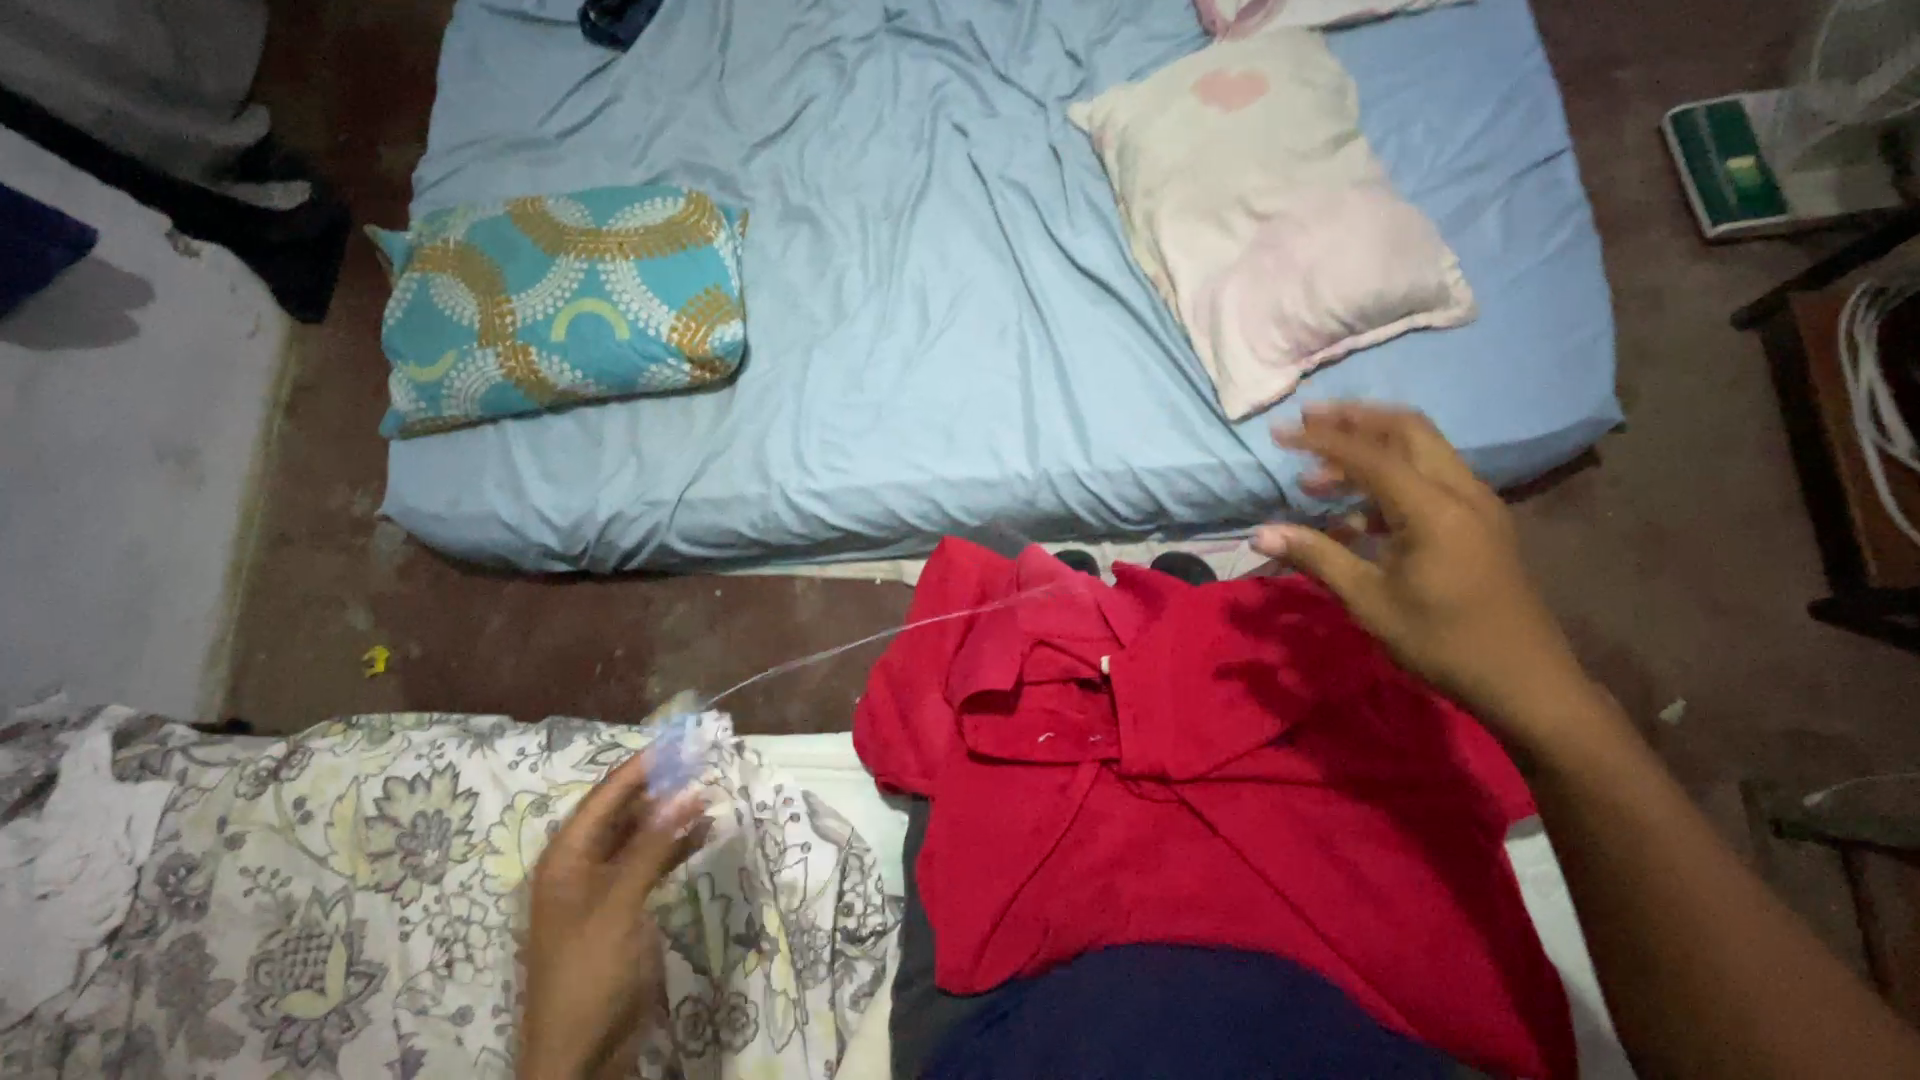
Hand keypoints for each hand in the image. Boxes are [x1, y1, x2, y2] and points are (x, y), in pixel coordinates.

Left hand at [518, 752, 710, 1079]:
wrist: (582, 1054)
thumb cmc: (589, 973)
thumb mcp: (619, 904)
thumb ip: (653, 846)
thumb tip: (688, 790)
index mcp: (565, 858)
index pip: (606, 797)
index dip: (643, 767)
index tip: (683, 740)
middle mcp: (582, 866)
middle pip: (623, 813)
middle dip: (661, 788)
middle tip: (705, 762)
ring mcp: (604, 889)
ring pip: (641, 837)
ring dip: (672, 817)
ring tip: (712, 792)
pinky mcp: (626, 910)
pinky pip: (652, 865)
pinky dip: (676, 848)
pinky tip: (706, 832)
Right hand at [1252, 403, 1599, 743]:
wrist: (1525, 681)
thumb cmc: (1443, 642)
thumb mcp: (1370, 602)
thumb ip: (1318, 557)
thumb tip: (1261, 534)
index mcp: (1434, 508)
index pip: (1369, 454)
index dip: (1321, 439)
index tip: (1279, 432)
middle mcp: (1461, 492)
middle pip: (1407, 430)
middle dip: (1354, 421)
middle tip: (1307, 423)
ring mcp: (1477, 505)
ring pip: (1422, 452)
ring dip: (1371, 451)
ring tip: (1317, 480)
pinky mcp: (1480, 523)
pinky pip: (1431, 480)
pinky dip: (1391, 479)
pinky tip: (1356, 514)